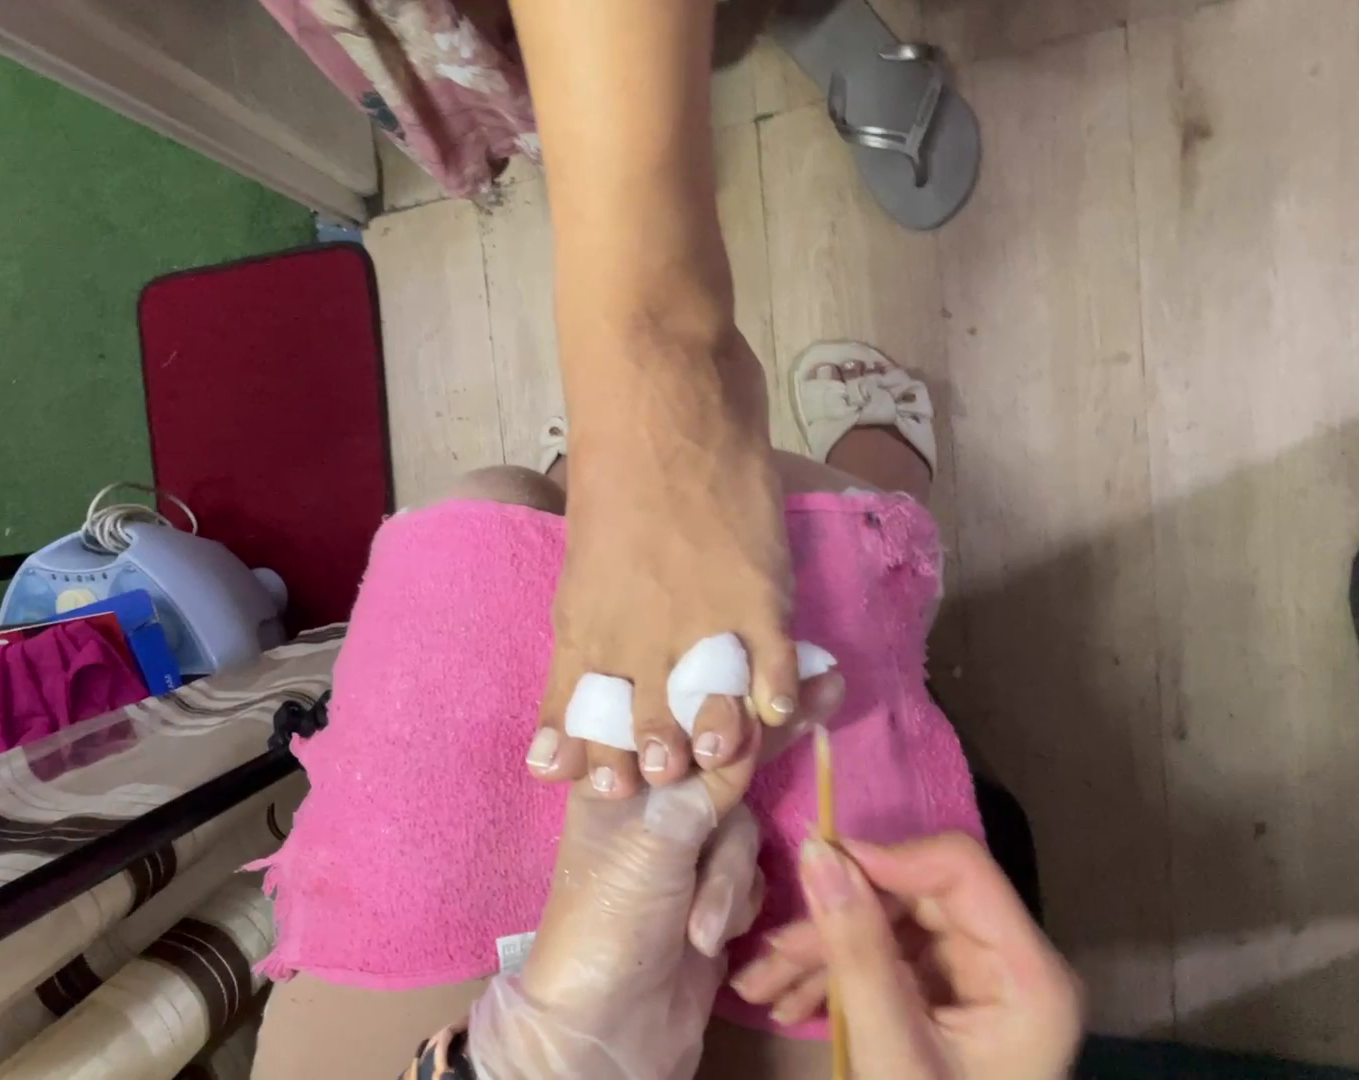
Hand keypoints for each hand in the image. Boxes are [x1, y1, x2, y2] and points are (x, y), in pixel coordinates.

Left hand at [471, 676, 844, 1079]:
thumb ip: (708, 786)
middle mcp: (652, 802)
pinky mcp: (711, 893)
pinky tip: (707, 938)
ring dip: (729, 880)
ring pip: (742, 829)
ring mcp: (683, 849)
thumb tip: (748, 728)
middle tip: (826, 687)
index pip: (683, 721)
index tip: (785, 664)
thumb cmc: (612, 918)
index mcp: (621, 776)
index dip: (733, 694)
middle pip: (724, 764)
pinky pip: (749, 875)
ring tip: (699, 925)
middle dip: (767, 742)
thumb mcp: (656, 840)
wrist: (610, 1026)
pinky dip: (736, 903)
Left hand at [530, 328, 796, 796]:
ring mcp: (699, 617)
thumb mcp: (581, 550)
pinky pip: (770, 669)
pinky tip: (780, 714)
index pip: (578, 706)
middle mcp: (636, 632)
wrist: (658, 395)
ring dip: (709, 745)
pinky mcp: (757, 591)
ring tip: (712, 759)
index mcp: (586, 617)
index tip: (583, 782)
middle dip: (641, 763)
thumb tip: (593, 659)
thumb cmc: (612, 466)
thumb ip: (589, 609)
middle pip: (640, 723)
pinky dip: (776, 700)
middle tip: (652, 780)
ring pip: (706, 714)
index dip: (579, 751)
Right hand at [732, 834, 1082, 1079]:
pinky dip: (833, 971)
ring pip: (884, 921)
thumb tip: (814, 849)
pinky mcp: (942, 990)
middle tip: (769, 954)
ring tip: (761, 986)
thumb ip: (855, 947)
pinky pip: (881, 952)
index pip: (959, 868)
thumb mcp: (891, 1049)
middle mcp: (1007, 960)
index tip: (814, 872)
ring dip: (819, 949)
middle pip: (911, 894)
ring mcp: (973, 974)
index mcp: (1027, 975)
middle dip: (835, 917)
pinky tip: (788, 1001)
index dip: (886, 858)